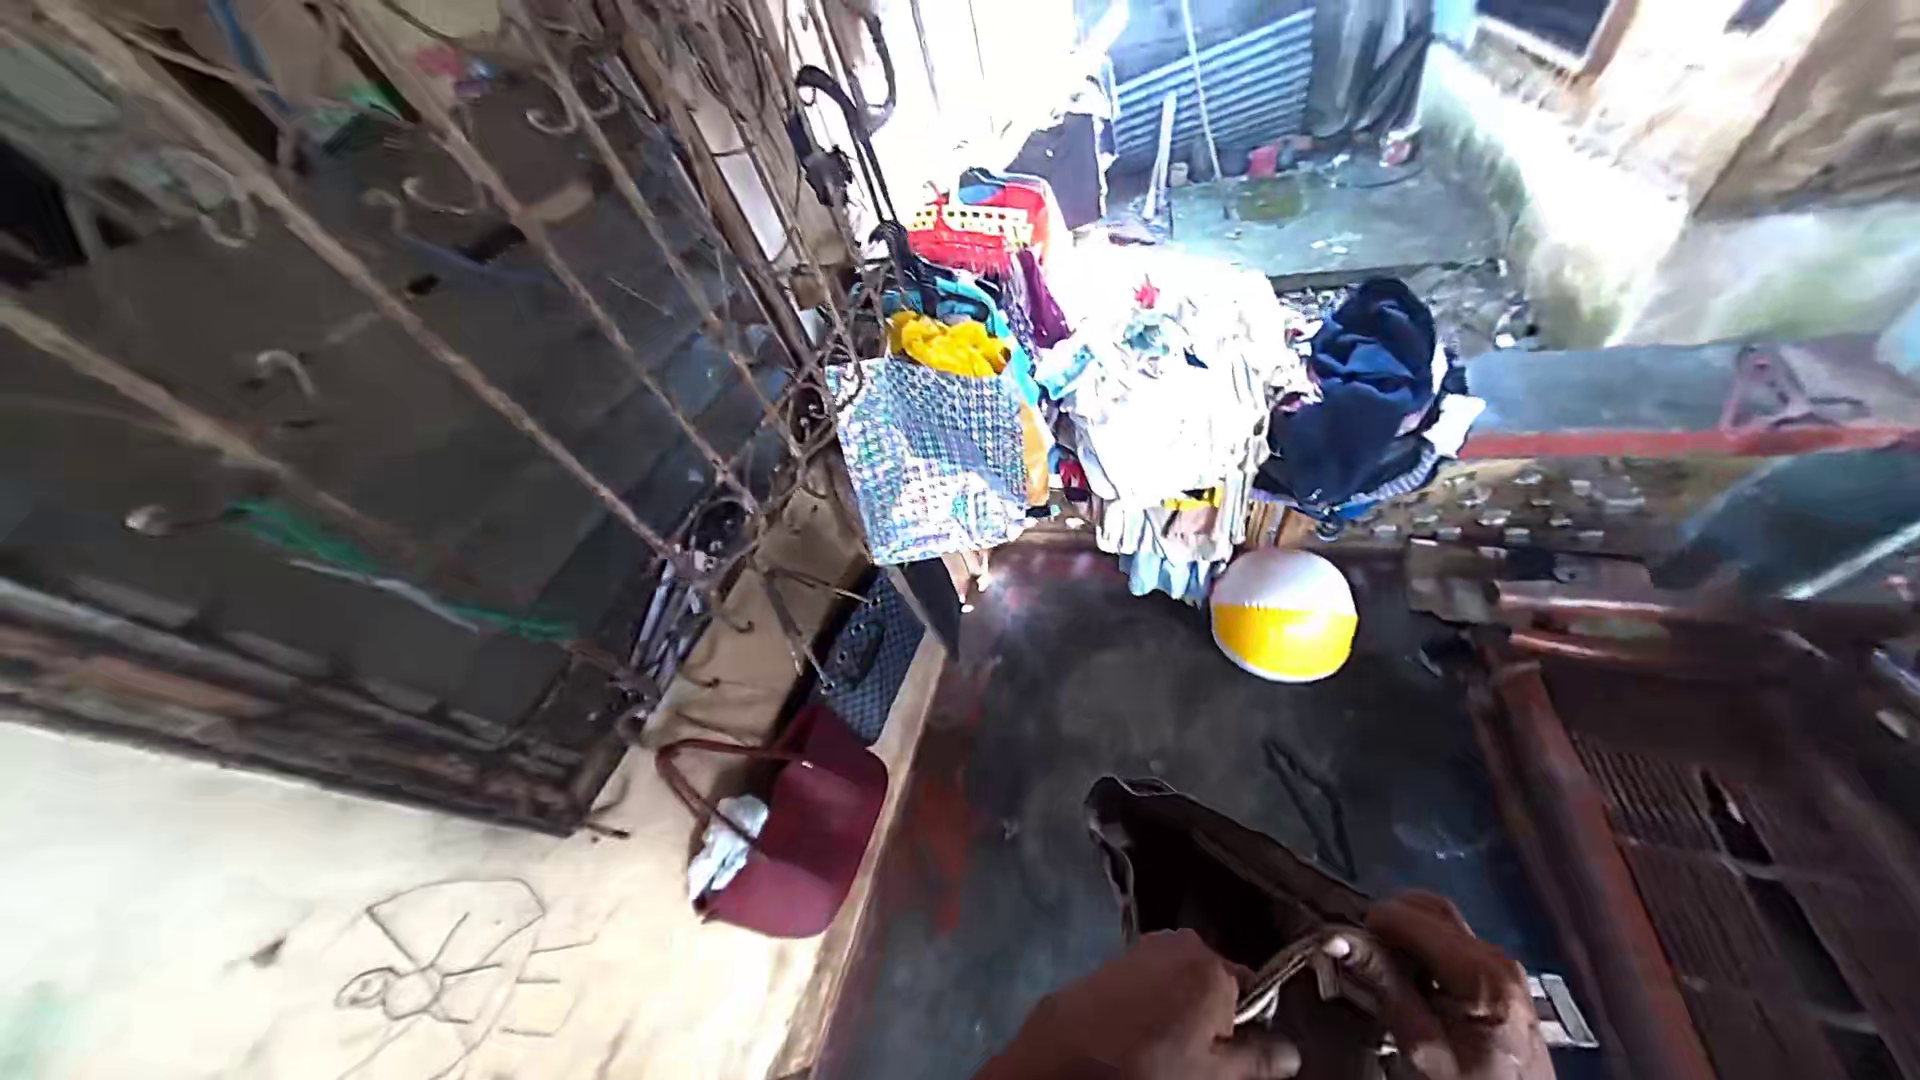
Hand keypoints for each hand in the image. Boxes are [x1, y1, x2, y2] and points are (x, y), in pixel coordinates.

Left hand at [977, 929, 1299, 1079]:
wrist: (1070, 1052)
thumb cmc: (1150, 1065)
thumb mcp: (1215, 1074)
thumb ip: (1259, 1058)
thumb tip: (1291, 1051)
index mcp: (1211, 964)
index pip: (1256, 987)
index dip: (1252, 1023)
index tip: (1239, 1054)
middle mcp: (1181, 943)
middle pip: (1218, 981)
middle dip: (1216, 1016)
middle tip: (1201, 1057)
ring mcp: (1147, 945)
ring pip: (1185, 981)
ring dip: (1185, 1011)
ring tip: (1168, 1049)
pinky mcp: (1122, 955)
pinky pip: (1157, 978)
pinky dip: (1159, 1001)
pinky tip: (1144, 1033)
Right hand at [1326, 893, 1553, 1079]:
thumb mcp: (1421, 1048)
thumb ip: (1382, 984)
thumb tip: (1334, 936)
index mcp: (1483, 977)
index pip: (1406, 917)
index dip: (1371, 928)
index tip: (1353, 953)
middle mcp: (1497, 958)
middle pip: (1423, 906)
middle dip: (1386, 924)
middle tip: (1367, 958)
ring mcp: (1502, 963)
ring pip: (1433, 914)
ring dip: (1401, 930)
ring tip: (1389, 969)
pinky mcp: (1499, 971)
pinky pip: (1447, 933)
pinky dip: (1420, 941)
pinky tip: (1413, 975)